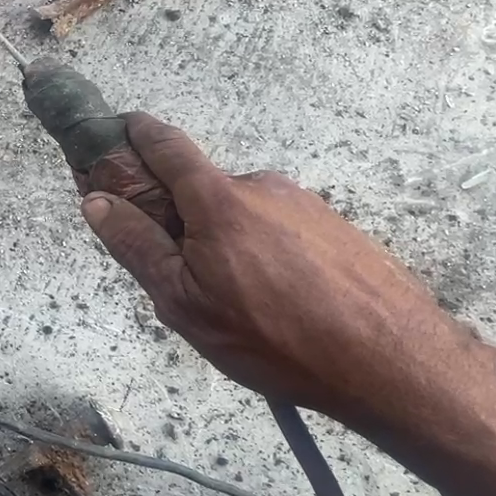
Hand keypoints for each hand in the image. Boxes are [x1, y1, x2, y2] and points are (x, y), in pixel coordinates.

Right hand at [79, 113, 466, 421]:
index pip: (168, 147)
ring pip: (244, 214)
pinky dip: (265, 252)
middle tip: (183, 274)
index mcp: (219, 200)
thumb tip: (95, 200)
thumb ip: (136, 245)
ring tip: (239, 301)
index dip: (139, 132)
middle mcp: (263, 188)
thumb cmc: (275, 338)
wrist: (401, 368)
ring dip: (226, 240)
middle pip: (204, 190)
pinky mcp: (341, 231)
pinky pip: (282, 231)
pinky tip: (279, 301)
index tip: (120, 128)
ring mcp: (308, 207)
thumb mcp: (184, 301)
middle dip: (183, 217)